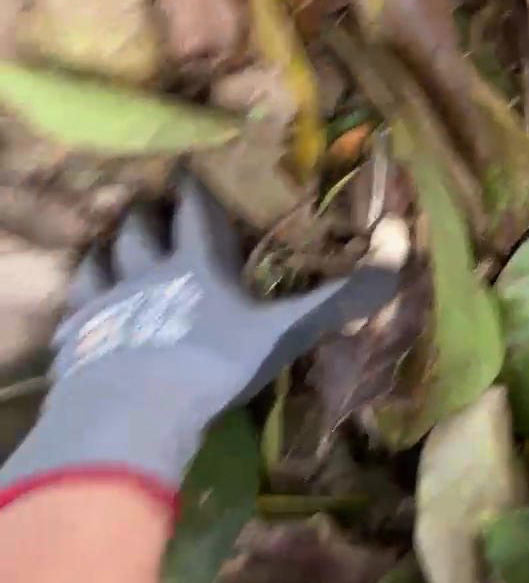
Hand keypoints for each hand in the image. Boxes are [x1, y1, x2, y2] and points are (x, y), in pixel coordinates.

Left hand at [0, 179, 401, 510]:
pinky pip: (76, 307)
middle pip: (137, 234)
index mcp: (195, 266)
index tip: (187, 166)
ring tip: (114, 243)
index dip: (195, 189)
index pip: (196, 216)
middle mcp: (144, 275)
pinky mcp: (77, 341)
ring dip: (107, 249)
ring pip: (97, 264)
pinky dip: (84, 296)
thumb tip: (399, 253)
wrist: (127, 416)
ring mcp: (103, 308)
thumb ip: (341, 295)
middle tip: (150, 202)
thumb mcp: (289, 328)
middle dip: (146, 215)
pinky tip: (89, 303)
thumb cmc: (215, 361)